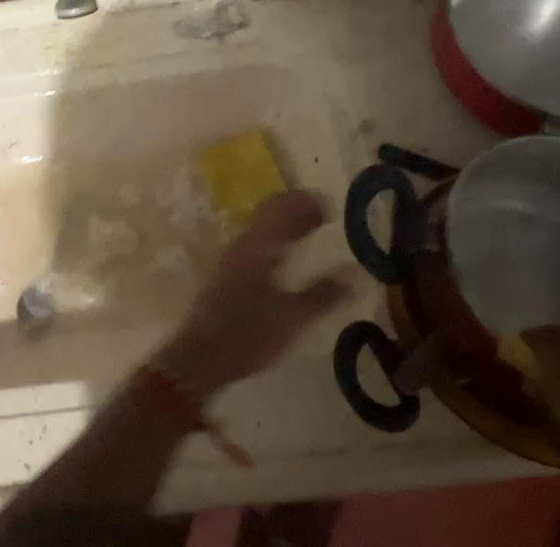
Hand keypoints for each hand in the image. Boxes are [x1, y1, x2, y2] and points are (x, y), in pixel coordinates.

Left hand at [152, 190, 353, 395]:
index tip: (330, 205)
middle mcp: (242, 246)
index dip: (304, 202)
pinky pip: (256, 248)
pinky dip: (276, 245)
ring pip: (262, 232)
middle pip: (270, 216)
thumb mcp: (294, 316)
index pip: (280, 207)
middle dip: (297, 212)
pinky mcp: (227, 278)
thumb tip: (358, 272)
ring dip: (286, 228)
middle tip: (324, 217)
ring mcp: (231, 261)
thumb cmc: (248, 333)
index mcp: (258, 246)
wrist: (201, 357)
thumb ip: (325, 293)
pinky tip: (287, 263)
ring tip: (311, 236)